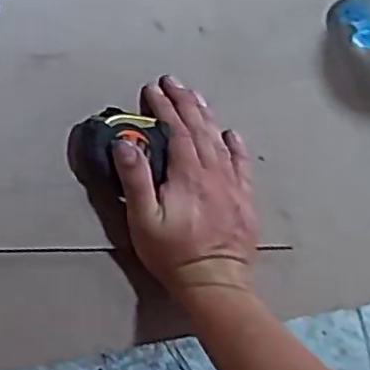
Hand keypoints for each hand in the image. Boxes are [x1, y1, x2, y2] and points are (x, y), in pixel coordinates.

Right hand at [114, 76, 257, 301]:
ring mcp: (233, 189)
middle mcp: (215, 178)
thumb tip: (125, 143)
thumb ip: (135, 179)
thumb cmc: (171, 252)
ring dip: (205, 117)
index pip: (177, 133)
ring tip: (194, 97)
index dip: (164, 108)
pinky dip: (235, 146)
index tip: (152, 89)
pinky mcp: (243, 202)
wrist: (216, 287)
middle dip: (184, 104)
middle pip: (200, 132)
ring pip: (220, 143)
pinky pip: (241, 166)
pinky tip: (230, 133)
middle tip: (172, 82)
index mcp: (189, 178)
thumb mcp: (142, 217)